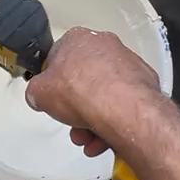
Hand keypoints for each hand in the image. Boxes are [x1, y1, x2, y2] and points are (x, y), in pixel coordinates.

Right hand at [24, 27, 161, 156]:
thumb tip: (38, 95)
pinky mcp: (143, 83)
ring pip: (104, 94)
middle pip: (83, 79)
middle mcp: (104, 45)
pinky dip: (113, 121)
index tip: (53, 97)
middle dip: (76, 106)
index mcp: (77, 39)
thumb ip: (36, 91)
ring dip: (93, 119)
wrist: (121, 109)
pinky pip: (122, 103)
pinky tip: (104, 140)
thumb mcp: (39, 93)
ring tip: (88, 139)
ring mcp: (126, 63)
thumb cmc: (82, 92)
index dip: (54, 81)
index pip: (59, 57)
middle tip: (71, 123)